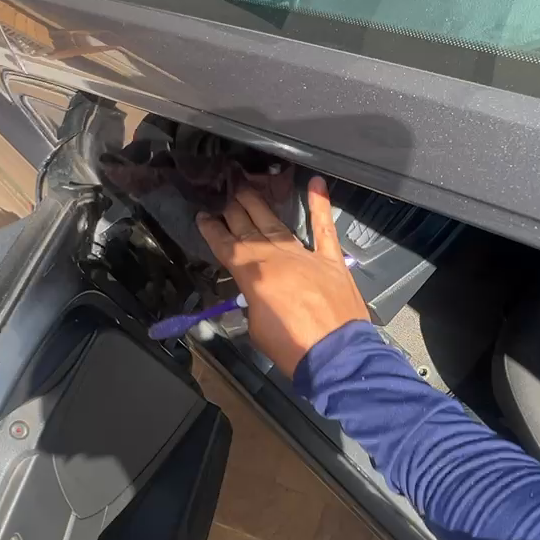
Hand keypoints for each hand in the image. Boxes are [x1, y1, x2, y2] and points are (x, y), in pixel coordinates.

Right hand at [197, 177, 370, 377]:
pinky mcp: (331, 260)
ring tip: (248, 189)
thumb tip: (258, 296)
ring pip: (277, 224)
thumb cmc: (292, 348)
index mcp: (253, 275)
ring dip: (261, 206)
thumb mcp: (257, 329)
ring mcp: (305, 256)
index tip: (204, 216)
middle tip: (225, 196)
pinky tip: (316, 183)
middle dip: (234, 211)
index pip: (226, 246)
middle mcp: (276, 258)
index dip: (212, 230)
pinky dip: (321, 205)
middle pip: (250, 229)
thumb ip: (254, 304)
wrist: (335, 355)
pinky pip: (324, 228)